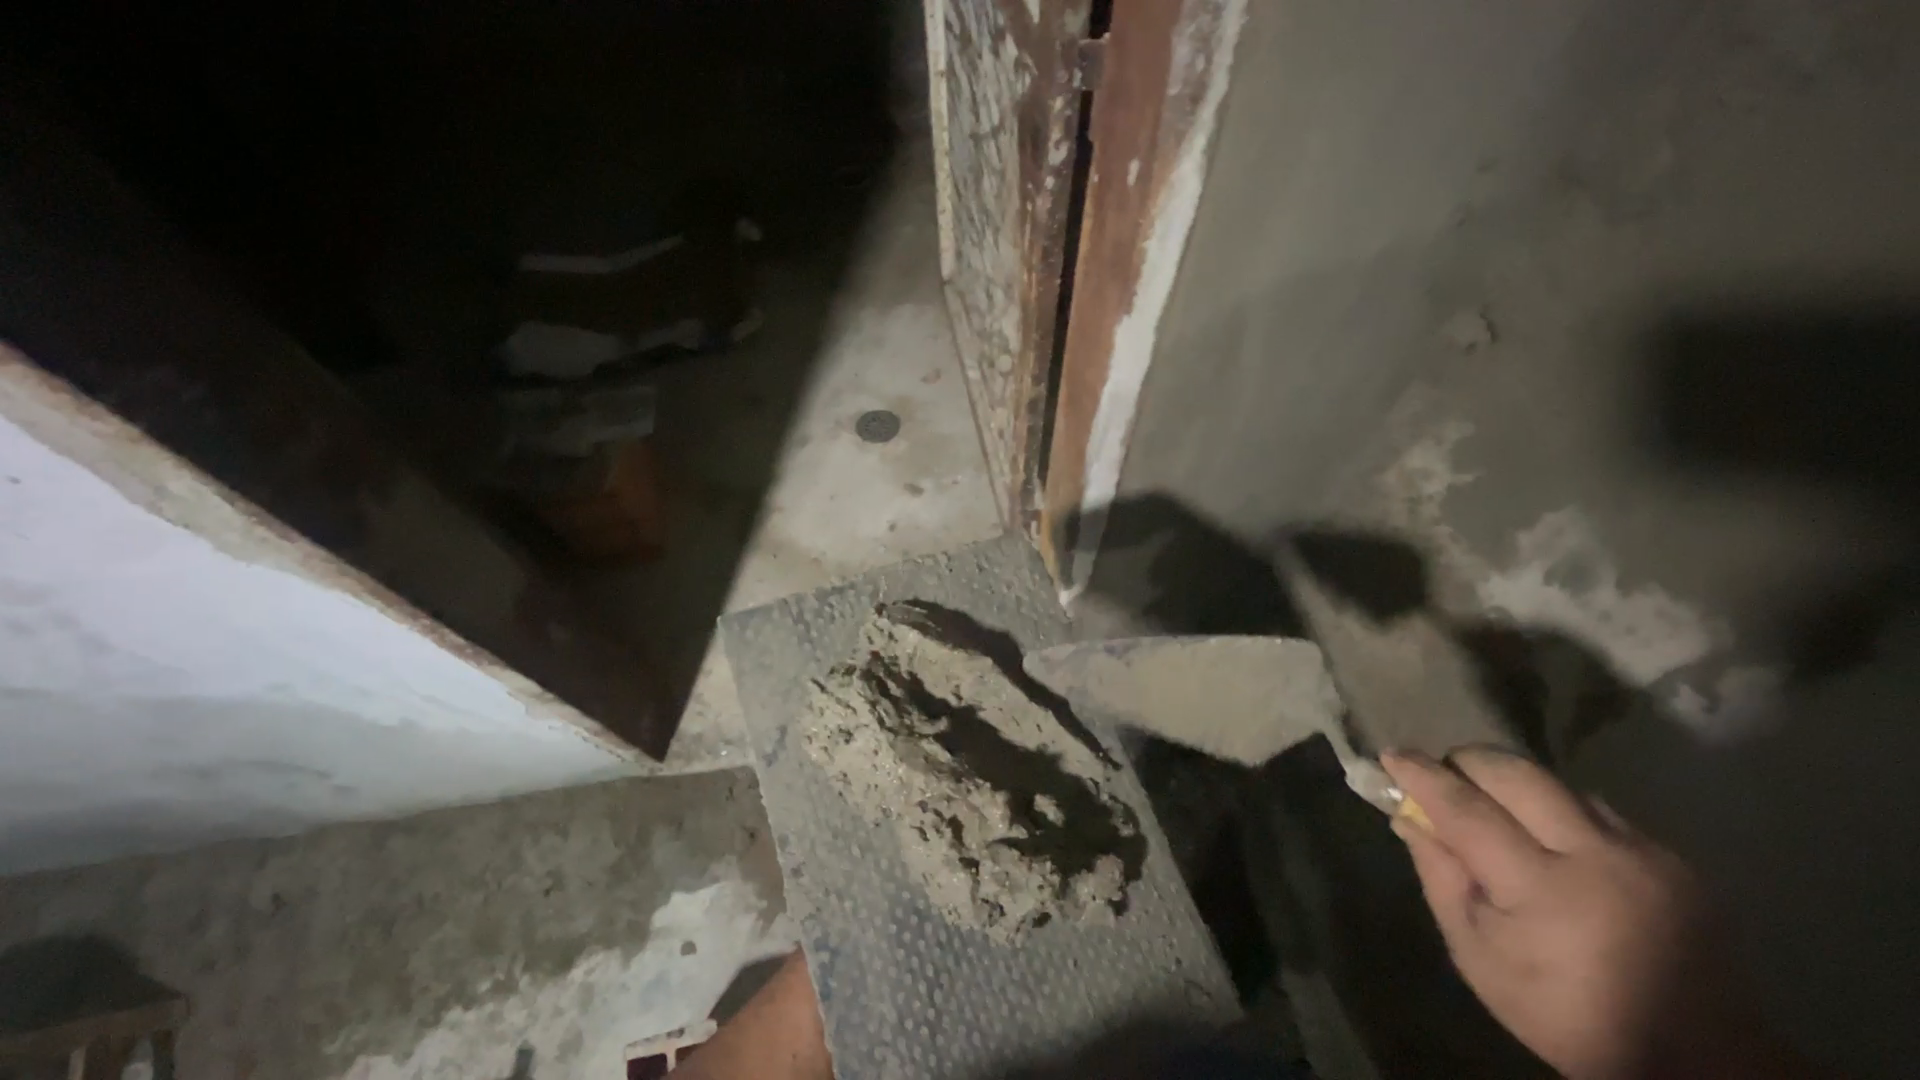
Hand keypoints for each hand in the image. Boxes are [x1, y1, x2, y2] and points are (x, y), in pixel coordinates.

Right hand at [1382, 748, 1776, 1079]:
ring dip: (1514, 785)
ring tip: (1493, 808)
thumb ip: (1442, 878)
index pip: (1467, 810)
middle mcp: (1598, 854)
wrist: (1694, 1059)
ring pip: (1559, 784)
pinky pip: (1597, 808)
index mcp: (1544, 889)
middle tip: (1441, 774)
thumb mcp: (1478, 956)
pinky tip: (1550, 840)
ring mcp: (1643, 850)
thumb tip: (1409, 816)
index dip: (1424, 777)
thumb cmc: (1563, 1013)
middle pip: (1517, 774)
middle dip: (1468, 763)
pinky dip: (1557, 809)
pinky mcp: (1672, 856)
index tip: (1390, 756)